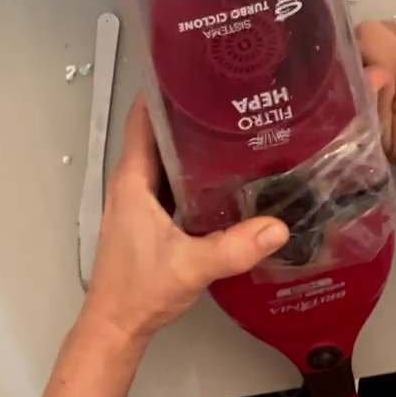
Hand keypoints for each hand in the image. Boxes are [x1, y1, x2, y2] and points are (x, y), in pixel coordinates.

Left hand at [80, 101, 290, 342]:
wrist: (117, 325)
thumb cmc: (139, 290)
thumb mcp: (190, 266)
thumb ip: (232, 248)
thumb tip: (278, 227)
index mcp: (133, 181)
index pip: (141, 119)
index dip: (163, 91)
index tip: (195, 71)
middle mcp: (133, 184)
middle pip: (158, 134)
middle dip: (188, 113)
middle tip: (230, 98)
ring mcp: (141, 202)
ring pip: (167, 159)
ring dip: (192, 144)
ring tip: (233, 128)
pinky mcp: (150, 219)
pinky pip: (172, 183)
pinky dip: (193, 173)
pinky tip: (224, 176)